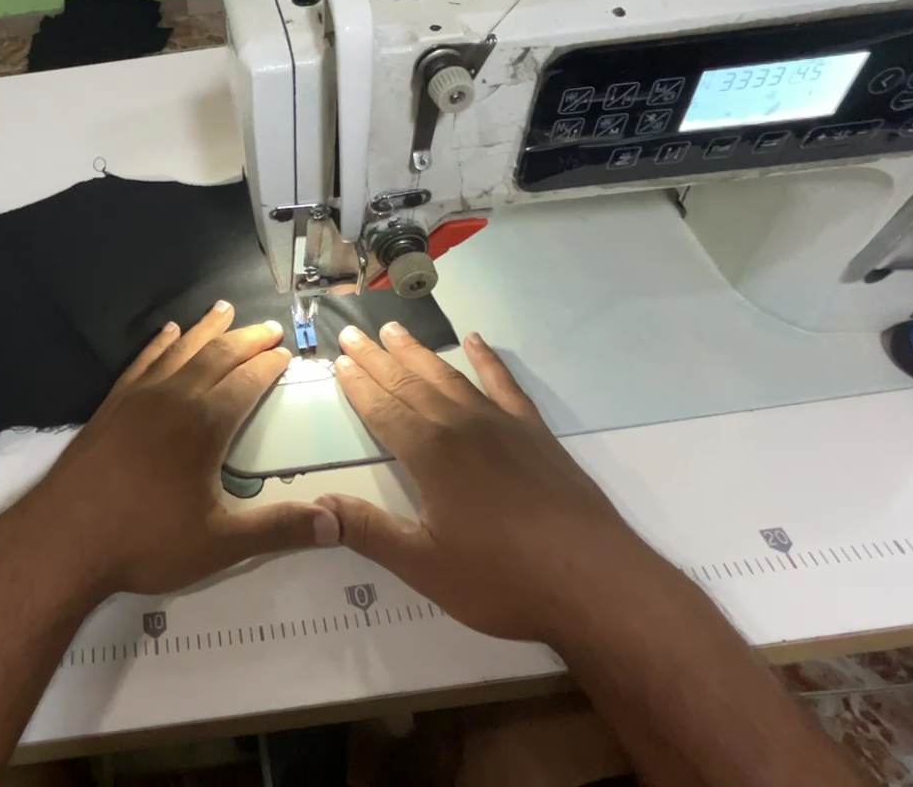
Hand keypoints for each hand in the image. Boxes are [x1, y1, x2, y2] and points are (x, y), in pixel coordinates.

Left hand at [17, 300, 338, 597]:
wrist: (63, 540)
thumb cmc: (146, 542)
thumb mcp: (221, 543)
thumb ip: (279, 529)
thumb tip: (336, 523)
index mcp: (206, 424)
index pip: (248, 382)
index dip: (271, 366)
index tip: (288, 354)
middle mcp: (176, 398)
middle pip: (219, 356)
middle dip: (248, 339)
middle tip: (270, 327)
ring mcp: (139, 397)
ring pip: (182, 350)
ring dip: (207, 329)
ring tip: (225, 309)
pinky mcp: (112, 405)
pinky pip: (143, 361)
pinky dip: (161, 344)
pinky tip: (169, 333)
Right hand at [317, 324, 678, 643]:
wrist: (596, 583)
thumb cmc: (503, 579)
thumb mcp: (424, 565)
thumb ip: (367, 532)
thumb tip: (316, 508)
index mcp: (430, 454)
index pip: (383, 408)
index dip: (357, 384)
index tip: (337, 360)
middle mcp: (461, 426)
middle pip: (410, 383)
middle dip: (377, 358)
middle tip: (352, 332)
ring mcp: (502, 425)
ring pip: (449, 377)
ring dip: (419, 352)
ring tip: (396, 330)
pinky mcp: (536, 433)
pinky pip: (505, 385)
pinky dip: (487, 361)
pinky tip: (475, 342)